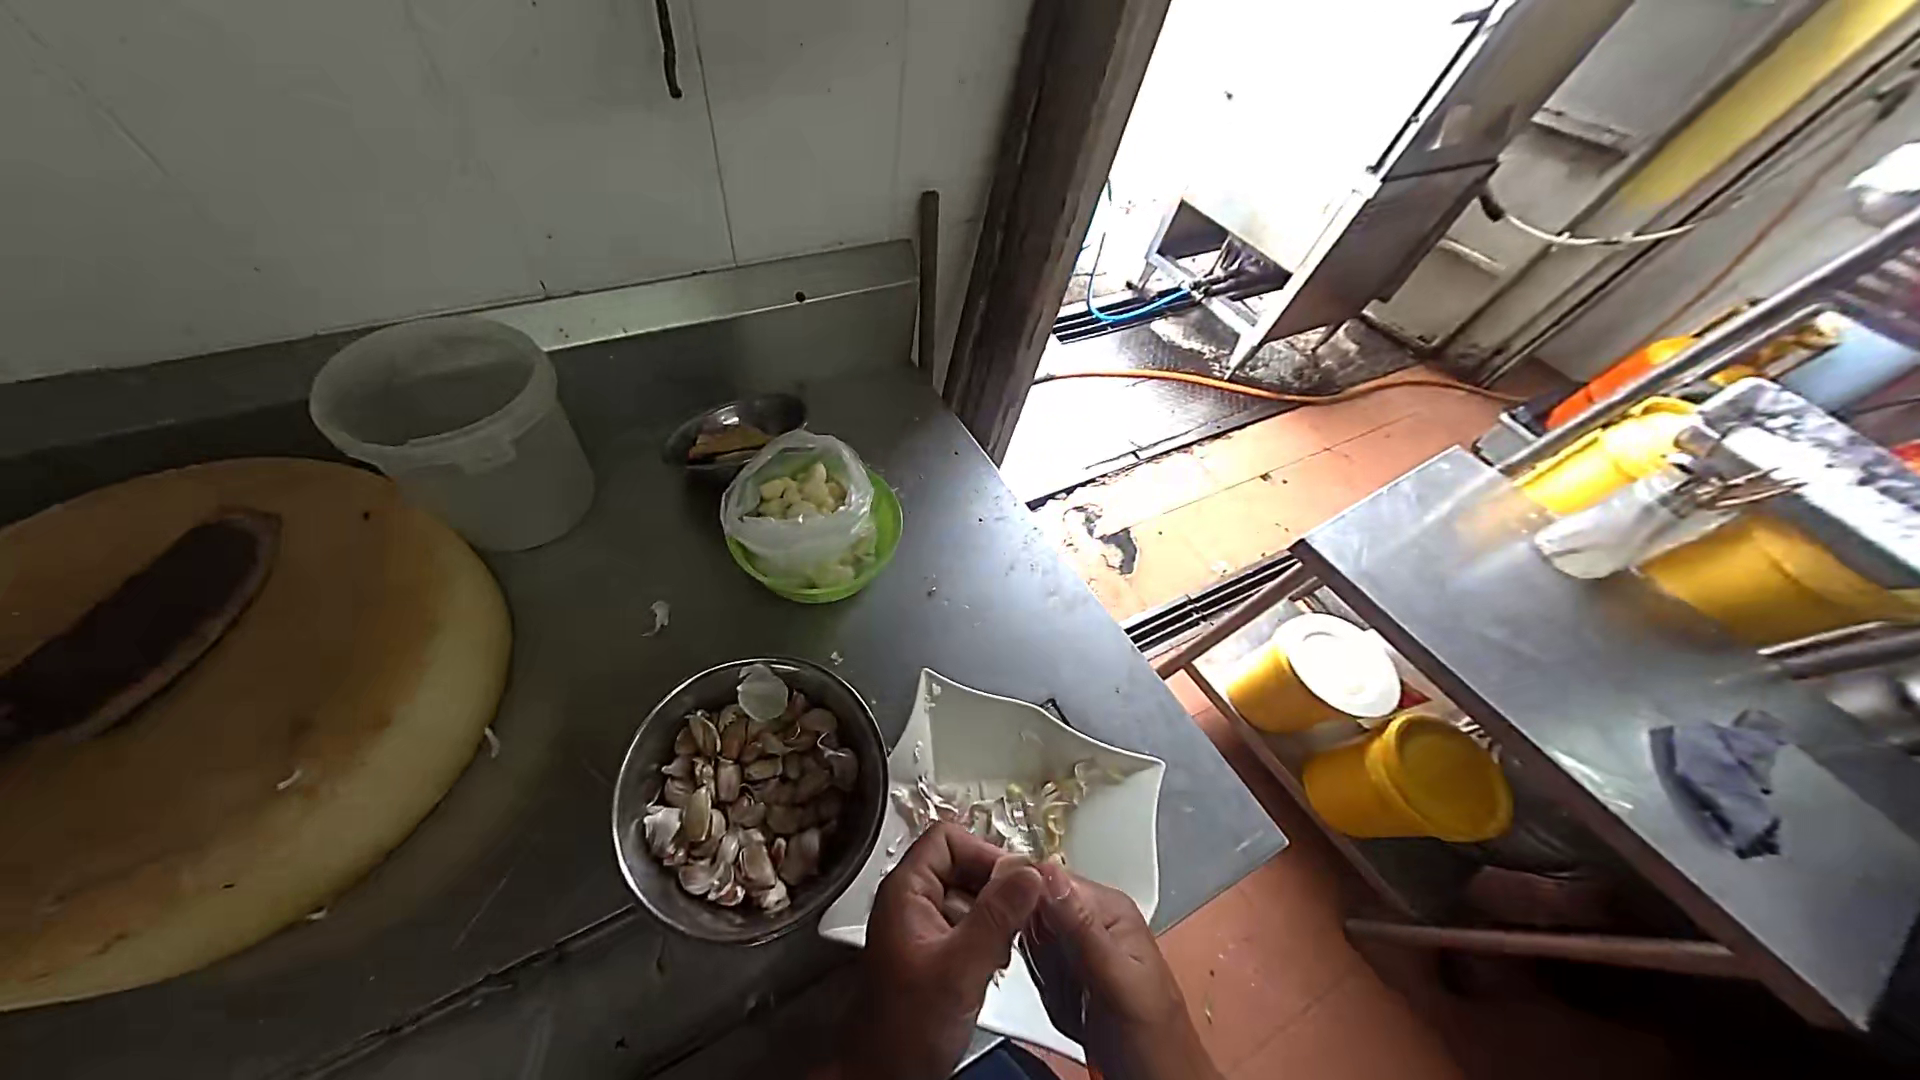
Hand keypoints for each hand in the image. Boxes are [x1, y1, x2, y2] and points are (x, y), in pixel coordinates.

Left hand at [835, 824, 1045, 1079]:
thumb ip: (996, 918)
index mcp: (907, 890)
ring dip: (995, 910)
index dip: (983, 852)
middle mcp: (912, 899)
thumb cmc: (904, 1032)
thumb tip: (1029, 874)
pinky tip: (998, 957)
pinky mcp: (934, 947)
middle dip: (995, 884)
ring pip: (968, 891)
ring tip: (1009, 939)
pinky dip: (989, 931)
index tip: (1015, 878)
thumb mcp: (960, 969)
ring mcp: (923, 923)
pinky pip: (968, 919)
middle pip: (961, 862)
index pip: (947, 839)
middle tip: (1022, 910)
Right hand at [1027, 863, 1219, 1079]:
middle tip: (1062, 979)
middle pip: (1033, 908)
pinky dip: (1041, 988)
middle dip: (1034, 946)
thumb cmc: (1155, 1041)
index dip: (1026, 900)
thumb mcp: (1116, 978)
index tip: (1022, 928)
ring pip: (1029, 939)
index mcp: (1107, 906)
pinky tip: (1065, 1005)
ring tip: (1069, 996)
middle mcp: (1090, 918)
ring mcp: (1078, 945)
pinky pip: (1034, 967)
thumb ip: (1081, 926)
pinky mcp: (1068, 972)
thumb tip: (1050, 872)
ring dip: (1039, 971)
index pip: (1047, 878)